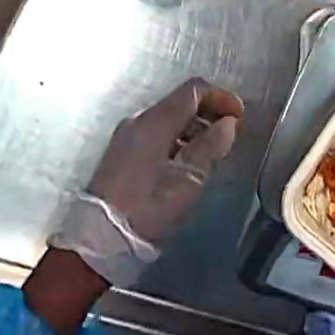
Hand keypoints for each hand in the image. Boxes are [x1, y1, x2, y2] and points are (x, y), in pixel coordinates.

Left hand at [47, 78, 243, 286]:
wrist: (95, 244)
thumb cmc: (146, 209)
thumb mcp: (188, 180)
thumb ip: (211, 146)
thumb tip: (228, 123)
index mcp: (155, 121)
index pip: (194, 90)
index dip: (221, 97)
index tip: (239, 116)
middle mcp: (138, 120)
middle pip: (180, 102)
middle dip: (209, 112)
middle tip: (229, 134)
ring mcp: (126, 136)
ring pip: (168, 118)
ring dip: (194, 127)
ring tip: (212, 151)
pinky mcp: (120, 153)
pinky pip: (156, 133)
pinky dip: (178, 138)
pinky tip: (186, 162)